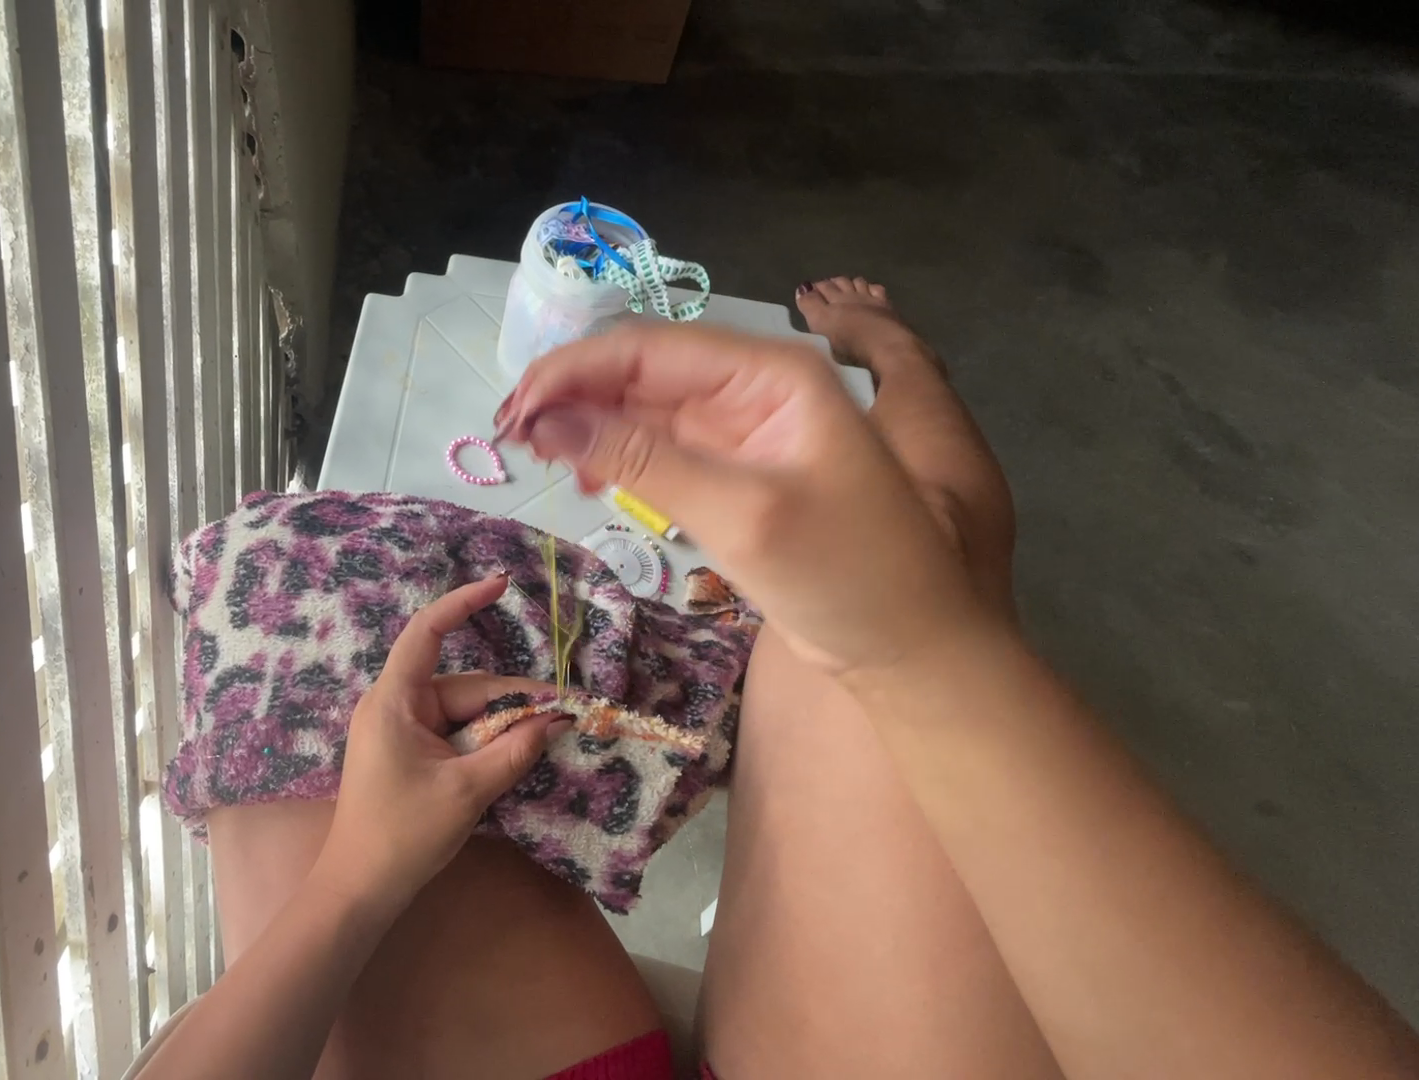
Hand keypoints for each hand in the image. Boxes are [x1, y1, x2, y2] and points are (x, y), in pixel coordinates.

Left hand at [315, 576, 566, 908]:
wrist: (359, 889)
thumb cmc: (403, 835)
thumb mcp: (467, 792)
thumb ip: (513, 751)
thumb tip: (556, 721)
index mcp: (395, 700)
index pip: (427, 632)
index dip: (463, 603)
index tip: (500, 585)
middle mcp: (394, 704)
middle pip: (462, 684)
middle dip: (510, 699)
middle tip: (562, 714)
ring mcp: (400, 728)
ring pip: (463, 710)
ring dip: (501, 723)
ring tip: (547, 733)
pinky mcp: (407, 751)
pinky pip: (453, 730)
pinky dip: (484, 739)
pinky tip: (515, 750)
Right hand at [496, 322, 1000, 674]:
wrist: (908, 643)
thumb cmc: (847, 572)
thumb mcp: (741, 512)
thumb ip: (642, 460)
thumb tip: (547, 420)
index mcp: (770, 373)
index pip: (650, 348)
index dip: (574, 370)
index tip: (515, 410)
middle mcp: (751, 388)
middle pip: (640, 372)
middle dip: (572, 396)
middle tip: (510, 435)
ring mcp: (737, 431)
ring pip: (642, 409)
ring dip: (586, 425)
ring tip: (536, 456)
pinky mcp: (728, 472)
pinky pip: (657, 449)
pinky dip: (614, 458)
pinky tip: (583, 476)